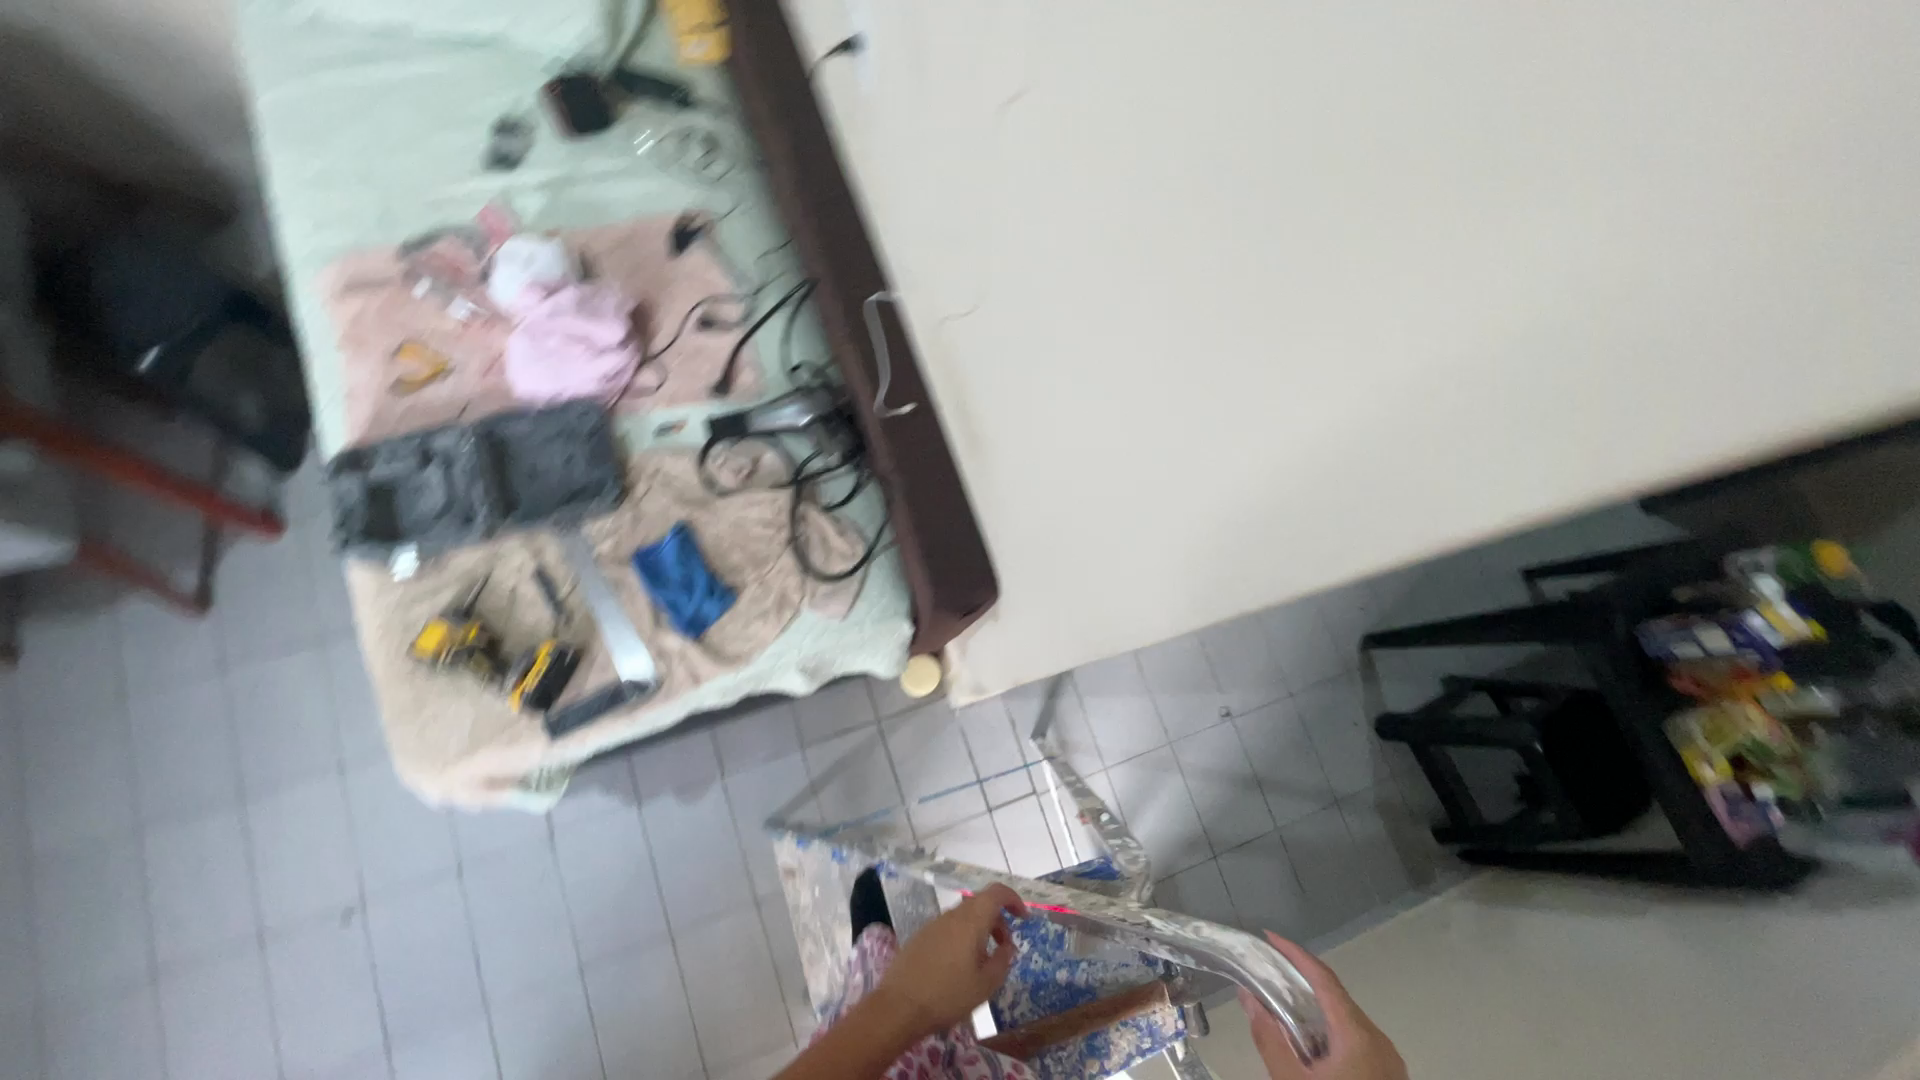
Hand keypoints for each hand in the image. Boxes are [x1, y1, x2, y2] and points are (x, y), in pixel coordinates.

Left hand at [880, 884, 1028, 1036]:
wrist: (898, 1006)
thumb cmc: (948, 995)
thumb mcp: (985, 984)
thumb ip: (1003, 961)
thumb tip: (1008, 947)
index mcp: (971, 920)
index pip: (996, 892)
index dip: (1013, 899)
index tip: (1023, 918)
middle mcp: (952, 915)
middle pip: (980, 904)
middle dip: (998, 920)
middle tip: (1004, 947)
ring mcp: (934, 924)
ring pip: (964, 916)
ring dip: (980, 930)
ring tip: (983, 962)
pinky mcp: (921, 936)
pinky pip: (949, 928)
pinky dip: (963, 937)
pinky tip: (960, 966)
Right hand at [1240, 932, 1406, 1079]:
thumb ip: (1268, 1038)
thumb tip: (1247, 996)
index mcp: (1359, 1037)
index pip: (1324, 979)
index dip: (1296, 954)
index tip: (1268, 937)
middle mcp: (1380, 1041)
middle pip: (1337, 997)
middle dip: (1301, 979)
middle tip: (1267, 969)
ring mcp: (1389, 1061)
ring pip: (1347, 1019)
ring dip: (1314, 1006)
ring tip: (1281, 1003)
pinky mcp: (1388, 1077)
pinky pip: (1355, 1039)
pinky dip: (1328, 1029)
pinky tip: (1308, 1041)